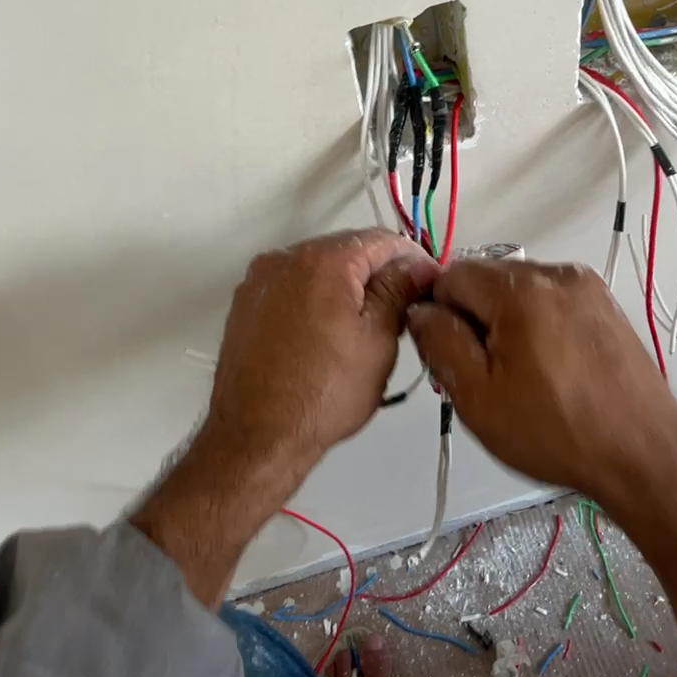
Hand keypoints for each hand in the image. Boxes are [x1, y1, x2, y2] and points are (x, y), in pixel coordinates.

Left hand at [203, 228, 439, 469]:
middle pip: (346, 249)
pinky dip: (316, 298)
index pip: (381, 240)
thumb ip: (399, 291)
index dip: (413, 258)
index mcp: (322, 261)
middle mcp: (284, 258)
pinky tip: (330, 332)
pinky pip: (292, 287)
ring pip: (318, 268)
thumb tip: (416, 265)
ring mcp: (259, 281)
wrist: (255, 437)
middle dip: (378, 271)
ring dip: (347, 285)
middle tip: (405, 306)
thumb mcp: (378, 341)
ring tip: (369, 323)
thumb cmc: (323, 393)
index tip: (430, 282)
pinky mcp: (245, 305)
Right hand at [409, 256, 676, 676]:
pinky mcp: (608, 306)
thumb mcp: (478, 396)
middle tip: (484, 373)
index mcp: (521, 289)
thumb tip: (422, 309)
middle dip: (474, 316)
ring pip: (520, 289)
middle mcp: (556, 273)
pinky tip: (551, 368)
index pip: (451, 274)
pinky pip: (553, 300)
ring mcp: (588, 287)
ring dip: (507, 320)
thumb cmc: (555, 432)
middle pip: (488, 278)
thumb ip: (439, 342)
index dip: (439, 312)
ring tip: (521, 375)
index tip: (450, 355)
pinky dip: (539, 324)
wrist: (645, 458)